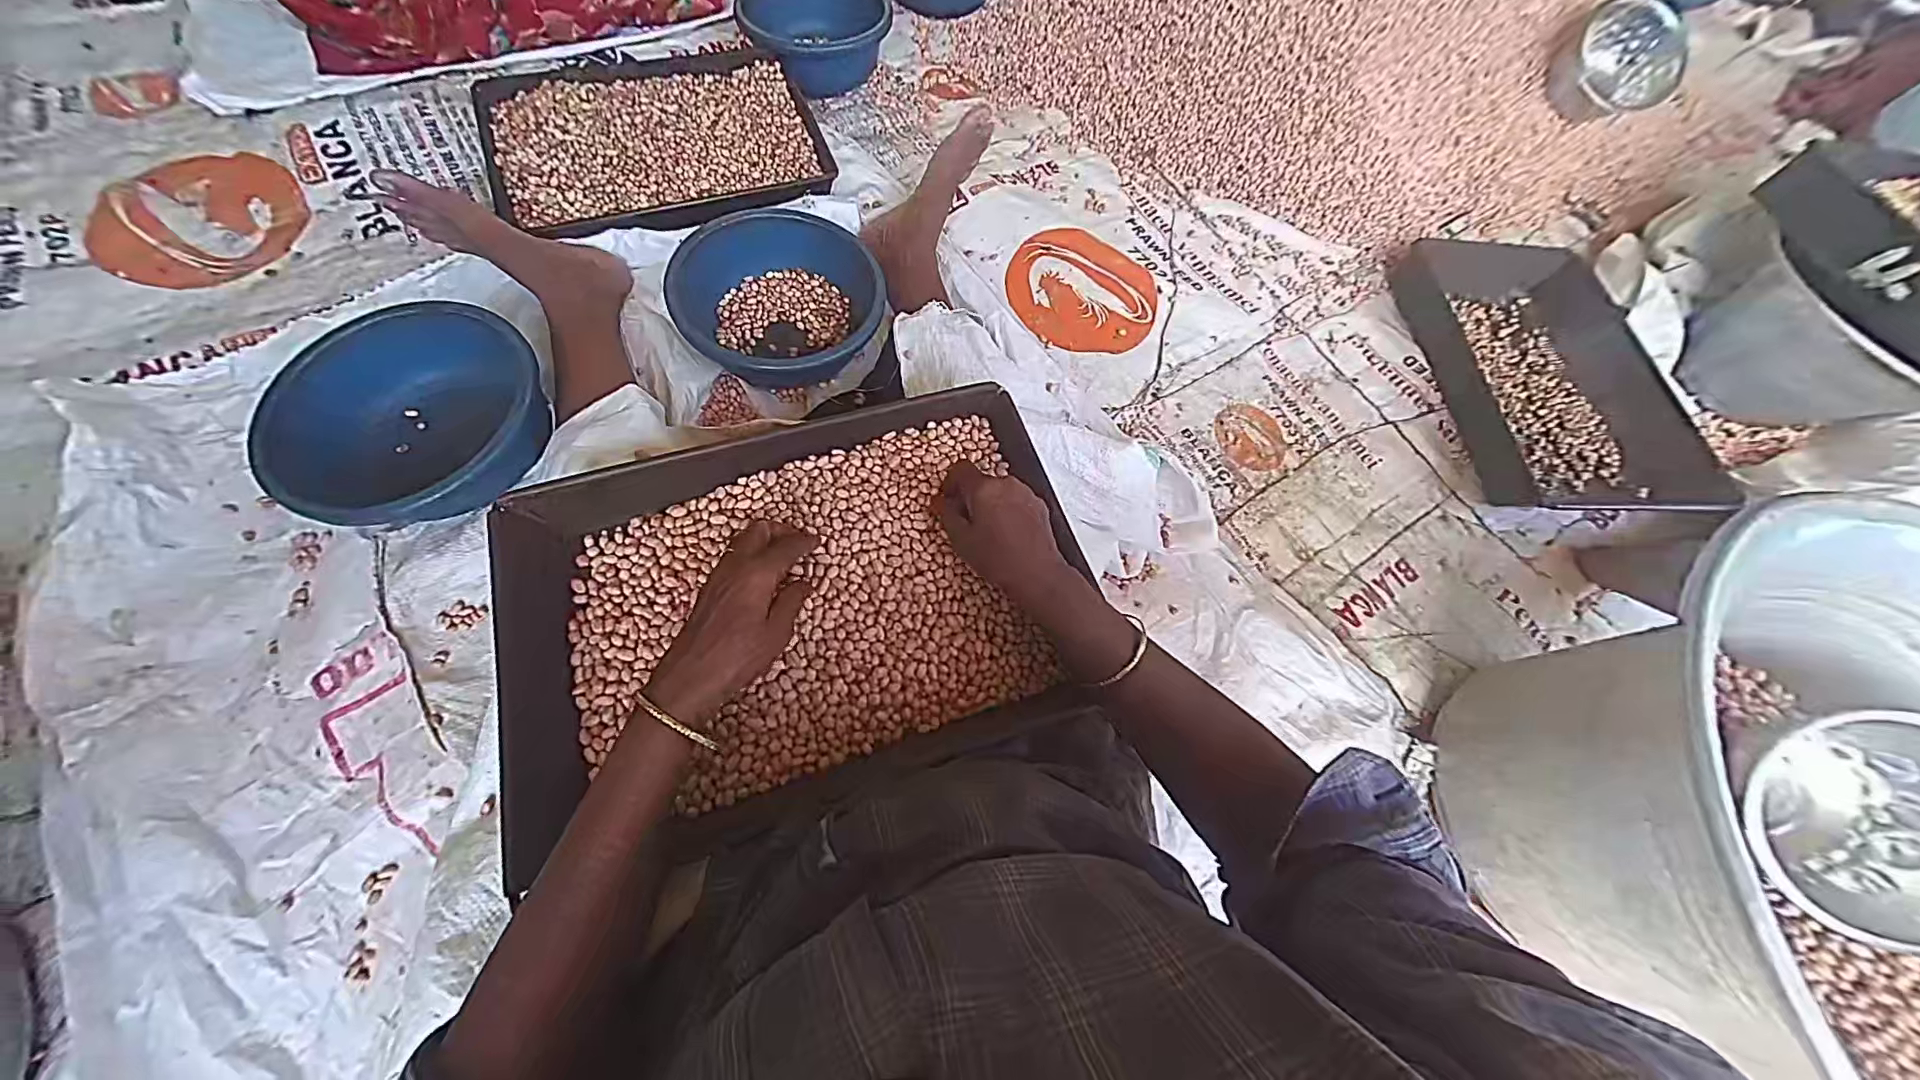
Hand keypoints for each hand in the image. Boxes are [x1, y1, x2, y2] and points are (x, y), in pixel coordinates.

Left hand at [645, 521, 815, 722]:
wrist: (690, 676)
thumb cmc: (736, 658)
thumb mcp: (776, 633)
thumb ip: (791, 602)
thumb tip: (803, 584)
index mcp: (756, 574)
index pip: (786, 546)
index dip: (804, 542)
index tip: (817, 542)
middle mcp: (735, 567)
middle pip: (758, 530)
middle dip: (782, 530)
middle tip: (799, 543)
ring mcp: (719, 576)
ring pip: (744, 541)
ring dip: (765, 541)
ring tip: (785, 560)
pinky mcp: (710, 588)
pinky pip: (735, 558)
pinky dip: (753, 556)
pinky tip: (764, 577)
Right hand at [936, 460, 1080, 612]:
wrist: (1037, 573)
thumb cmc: (999, 559)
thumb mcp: (961, 539)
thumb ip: (947, 514)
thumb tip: (942, 503)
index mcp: (984, 489)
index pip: (961, 469)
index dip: (950, 482)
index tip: (948, 497)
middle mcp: (1007, 485)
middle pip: (982, 481)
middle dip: (971, 497)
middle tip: (965, 521)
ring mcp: (1026, 494)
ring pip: (1000, 491)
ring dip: (990, 504)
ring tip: (987, 532)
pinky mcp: (1039, 506)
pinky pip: (1016, 501)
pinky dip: (1008, 511)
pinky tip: (1005, 534)